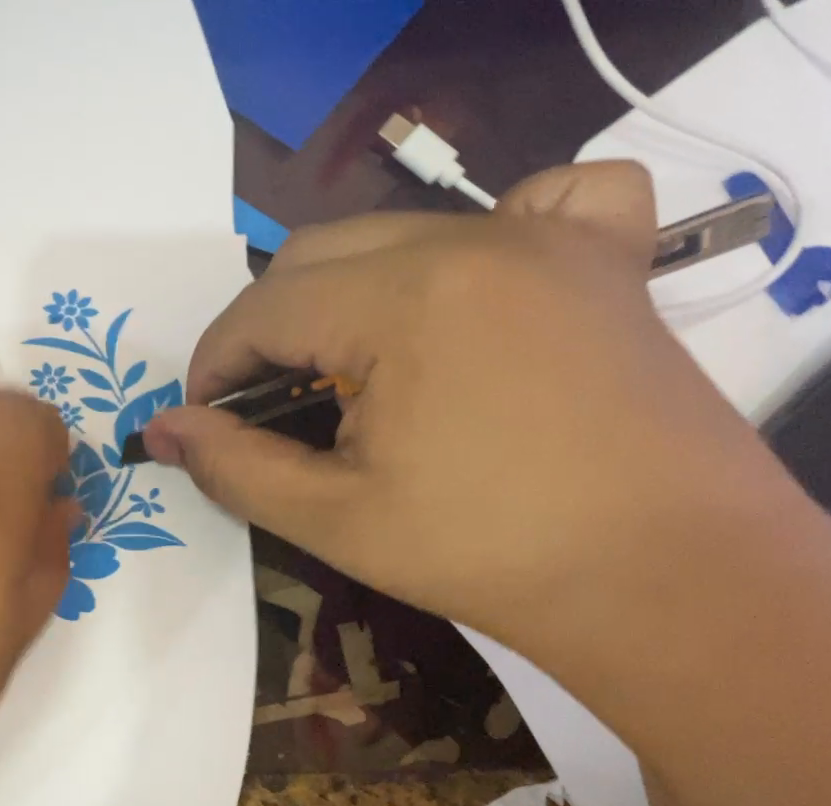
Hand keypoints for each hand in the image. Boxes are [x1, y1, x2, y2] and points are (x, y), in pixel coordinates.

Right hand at [140, 162, 801, 650]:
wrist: (671, 581)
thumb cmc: (489, 554)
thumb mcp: (334, 518)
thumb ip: (233, 464)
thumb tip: (159, 429)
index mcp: (405, 299)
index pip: (265, 307)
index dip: (214, 364)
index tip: (201, 418)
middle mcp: (477, 238)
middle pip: (318, 254)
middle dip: (267, 327)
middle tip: (263, 403)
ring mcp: (553, 239)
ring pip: (402, 229)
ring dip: (347, 289)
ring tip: (347, 367)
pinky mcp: (608, 261)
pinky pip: (547, 198)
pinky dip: (491, 229)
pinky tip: (475, 283)